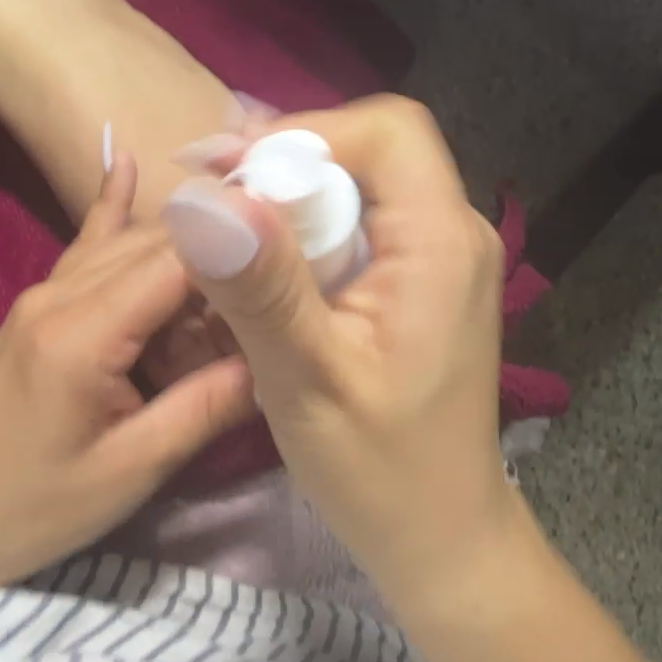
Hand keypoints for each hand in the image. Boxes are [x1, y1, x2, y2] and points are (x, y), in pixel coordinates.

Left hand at [0, 152, 255, 585]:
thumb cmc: (41, 504)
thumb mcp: (133, 469)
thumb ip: (206, 406)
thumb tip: (278, 357)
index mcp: (81, 336)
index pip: (176, 264)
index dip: (236, 245)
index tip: (292, 240)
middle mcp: (58, 296)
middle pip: (158, 244)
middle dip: (223, 245)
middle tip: (284, 251)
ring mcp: (43, 293)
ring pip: (130, 241)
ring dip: (190, 241)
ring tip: (249, 227)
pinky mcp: (40, 302)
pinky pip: (86, 243)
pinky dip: (111, 204)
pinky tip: (125, 161)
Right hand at [158, 96, 514, 598]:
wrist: (442, 531)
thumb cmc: (381, 471)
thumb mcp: (308, 381)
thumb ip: (261, 287)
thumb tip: (204, 196)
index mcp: (442, 241)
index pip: (388, 131)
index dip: (307, 132)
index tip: (230, 172)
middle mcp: (457, 230)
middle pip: (377, 149)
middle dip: (294, 161)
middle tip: (215, 195)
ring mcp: (448, 252)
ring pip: (370, 181)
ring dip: (300, 194)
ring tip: (231, 224)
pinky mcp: (430, 276)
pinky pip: (372, 220)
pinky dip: (318, 226)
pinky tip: (274, 259)